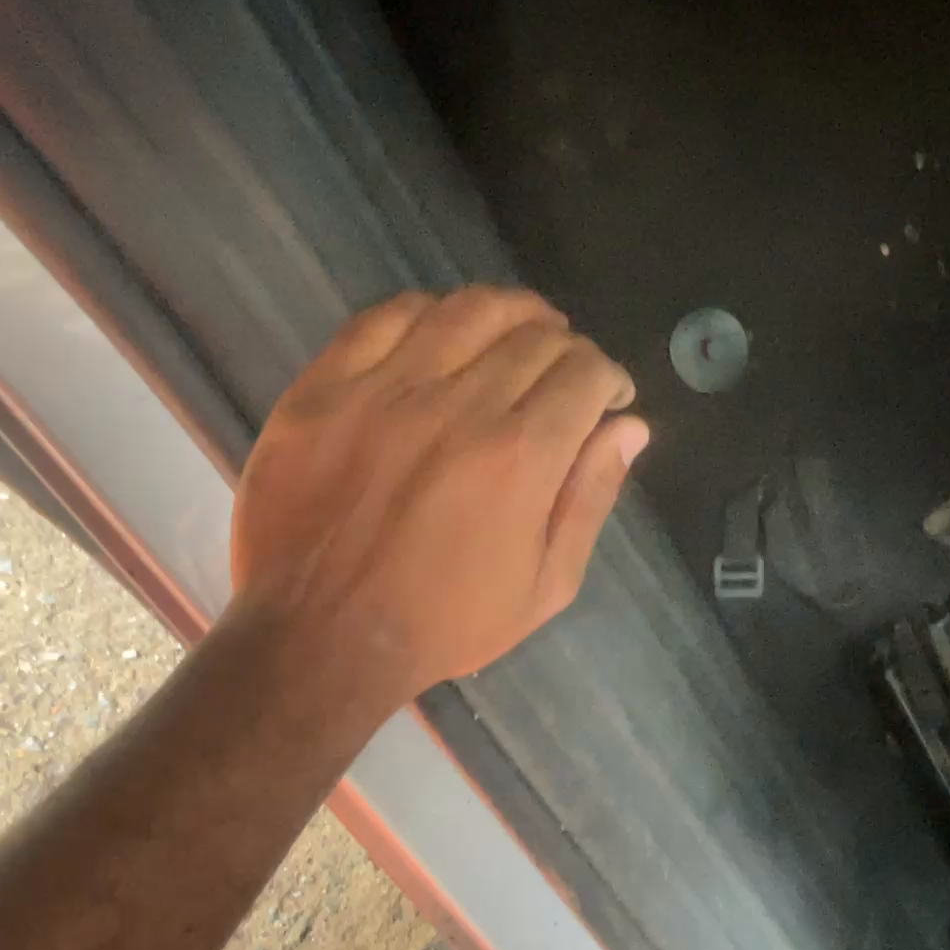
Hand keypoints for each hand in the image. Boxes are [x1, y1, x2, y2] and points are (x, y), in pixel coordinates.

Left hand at [227, 288, 647, 690]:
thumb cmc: (447, 620)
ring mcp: (385, 391)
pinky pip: (386, 316)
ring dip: (513, 313)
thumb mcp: (548, 583)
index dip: (608, 377)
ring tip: (521, 334)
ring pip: (469, 309)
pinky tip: (446, 333)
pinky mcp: (324, 389)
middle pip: (536, 335)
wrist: (318, 640)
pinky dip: (431, 312)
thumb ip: (593, 497)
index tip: (607, 399)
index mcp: (521, 457)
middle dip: (569, 348)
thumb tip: (631, 428)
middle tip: (566, 376)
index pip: (585, 371)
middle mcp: (460, 407)